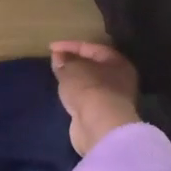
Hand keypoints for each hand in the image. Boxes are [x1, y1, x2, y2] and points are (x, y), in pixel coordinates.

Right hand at [49, 41, 141, 155]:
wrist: (99, 125)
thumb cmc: (89, 89)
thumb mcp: (70, 68)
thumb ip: (63, 60)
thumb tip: (59, 56)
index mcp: (118, 62)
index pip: (92, 48)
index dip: (70, 45)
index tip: (50, 48)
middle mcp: (120, 78)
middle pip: (94, 65)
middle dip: (74, 62)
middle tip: (55, 61)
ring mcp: (113, 98)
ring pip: (90, 82)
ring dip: (75, 79)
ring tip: (57, 76)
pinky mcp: (104, 113)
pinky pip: (87, 96)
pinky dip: (76, 93)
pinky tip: (65, 92)